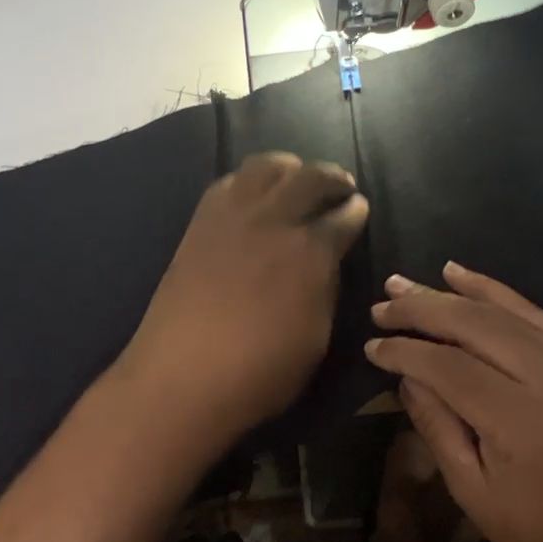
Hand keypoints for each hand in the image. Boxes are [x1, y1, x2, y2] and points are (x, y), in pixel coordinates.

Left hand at [118, 152, 368, 440]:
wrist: (183, 375)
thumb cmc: (260, 371)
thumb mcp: (316, 337)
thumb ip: (325, 288)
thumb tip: (326, 260)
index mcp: (311, 251)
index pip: (344, 216)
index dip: (355, 211)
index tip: (359, 208)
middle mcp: (275, 220)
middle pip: (310, 177)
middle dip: (333, 177)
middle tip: (341, 186)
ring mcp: (233, 215)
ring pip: (267, 166)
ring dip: (290, 167)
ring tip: (298, 178)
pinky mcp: (200, 221)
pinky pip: (229, 181)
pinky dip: (249, 179)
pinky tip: (254, 193)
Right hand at [363, 263, 542, 541]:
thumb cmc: (541, 531)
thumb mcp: (474, 492)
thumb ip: (438, 427)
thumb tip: (406, 376)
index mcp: (524, 425)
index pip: (451, 368)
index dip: (407, 352)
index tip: (372, 347)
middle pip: (476, 326)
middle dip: (421, 310)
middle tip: (381, 304)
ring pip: (502, 311)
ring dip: (449, 293)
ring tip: (403, 284)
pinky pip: (533, 313)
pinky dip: (493, 290)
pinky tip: (458, 274)